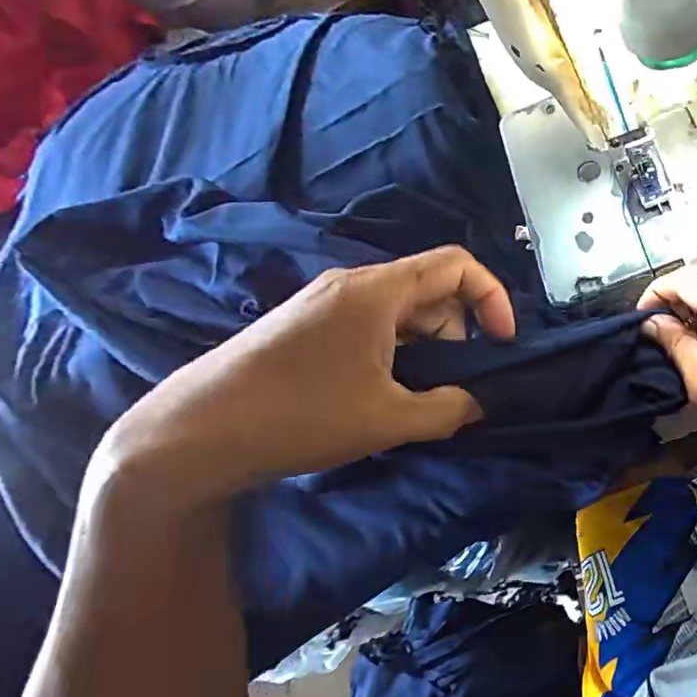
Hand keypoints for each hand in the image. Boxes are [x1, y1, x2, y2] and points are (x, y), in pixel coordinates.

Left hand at [92, 246, 515, 505]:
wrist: (193, 433)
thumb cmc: (299, 416)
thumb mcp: (389, 419)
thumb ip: (450, 409)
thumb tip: (481, 403)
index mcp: (377, 291)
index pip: (457, 264)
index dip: (493, 297)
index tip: (503, 343)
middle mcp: (352, 284)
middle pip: (430, 289)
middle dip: (458, 332)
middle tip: (454, 385)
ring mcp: (324, 302)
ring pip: (400, 310)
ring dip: (426, 347)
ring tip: (416, 396)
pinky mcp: (304, 324)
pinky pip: (370, 324)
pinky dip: (394, 350)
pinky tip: (380, 391)